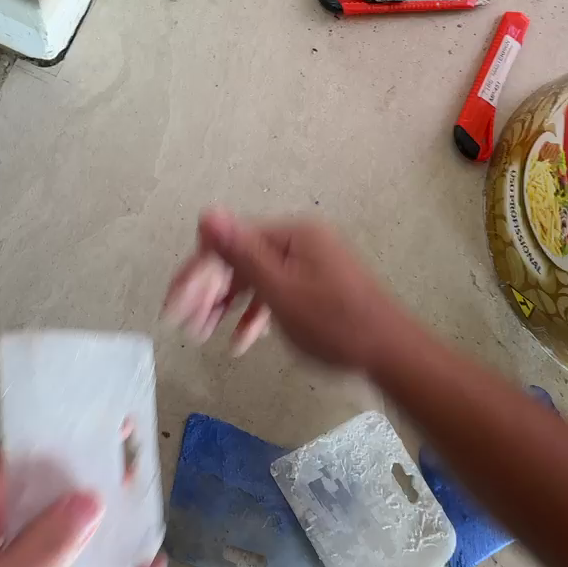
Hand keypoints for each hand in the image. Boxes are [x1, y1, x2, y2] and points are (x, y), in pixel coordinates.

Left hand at [0, 449, 165, 566]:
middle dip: (92, 495)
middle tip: (142, 490)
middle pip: (42, 494)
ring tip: (141, 539)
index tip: (121, 433)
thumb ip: (39, 547)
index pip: (30, 452)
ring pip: (40, 535)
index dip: (76, 441)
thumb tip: (90, 500)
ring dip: (86, 541)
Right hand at [162, 209, 418, 370]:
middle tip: (186, 325)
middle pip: (240, 257)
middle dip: (209, 290)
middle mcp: (299, 240)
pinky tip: (242, 340)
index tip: (175, 306)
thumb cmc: (336, 325)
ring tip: (203, 333)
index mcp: (291, 234)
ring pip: (255, 276)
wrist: (393, 354)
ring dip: (227, 303)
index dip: (198, 272)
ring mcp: (310, 262)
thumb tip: (206, 212)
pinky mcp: (317, 284)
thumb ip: (242, 254)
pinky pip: (276, 290)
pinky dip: (256, 312)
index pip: (229, 241)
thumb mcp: (281, 292)